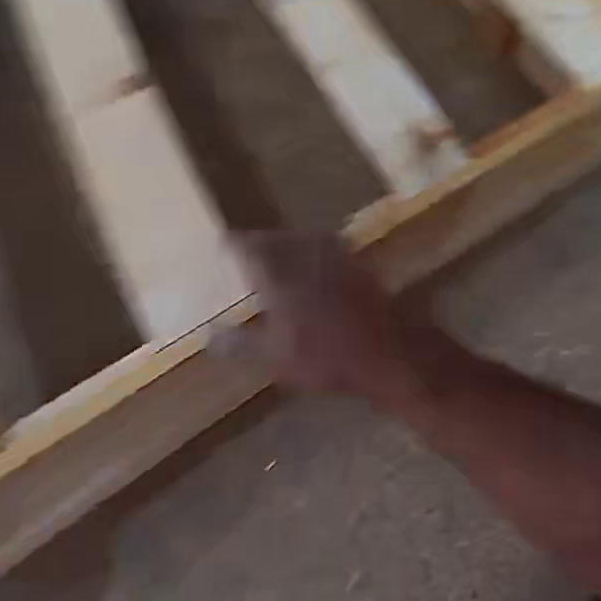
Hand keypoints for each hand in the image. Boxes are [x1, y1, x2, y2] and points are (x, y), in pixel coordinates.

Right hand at [228, 230, 460, 404]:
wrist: (390, 353)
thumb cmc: (328, 360)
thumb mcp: (277, 360)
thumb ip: (241, 344)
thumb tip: (210, 335)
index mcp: (283, 278)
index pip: (253, 249)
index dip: (237, 243)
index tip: (224, 241)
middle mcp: (310, 261)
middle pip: (281, 239)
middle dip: (263, 240)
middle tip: (250, 244)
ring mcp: (340, 261)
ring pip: (308, 239)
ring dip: (291, 240)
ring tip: (279, 247)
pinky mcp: (362, 268)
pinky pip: (333, 247)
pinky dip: (318, 247)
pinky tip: (318, 257)